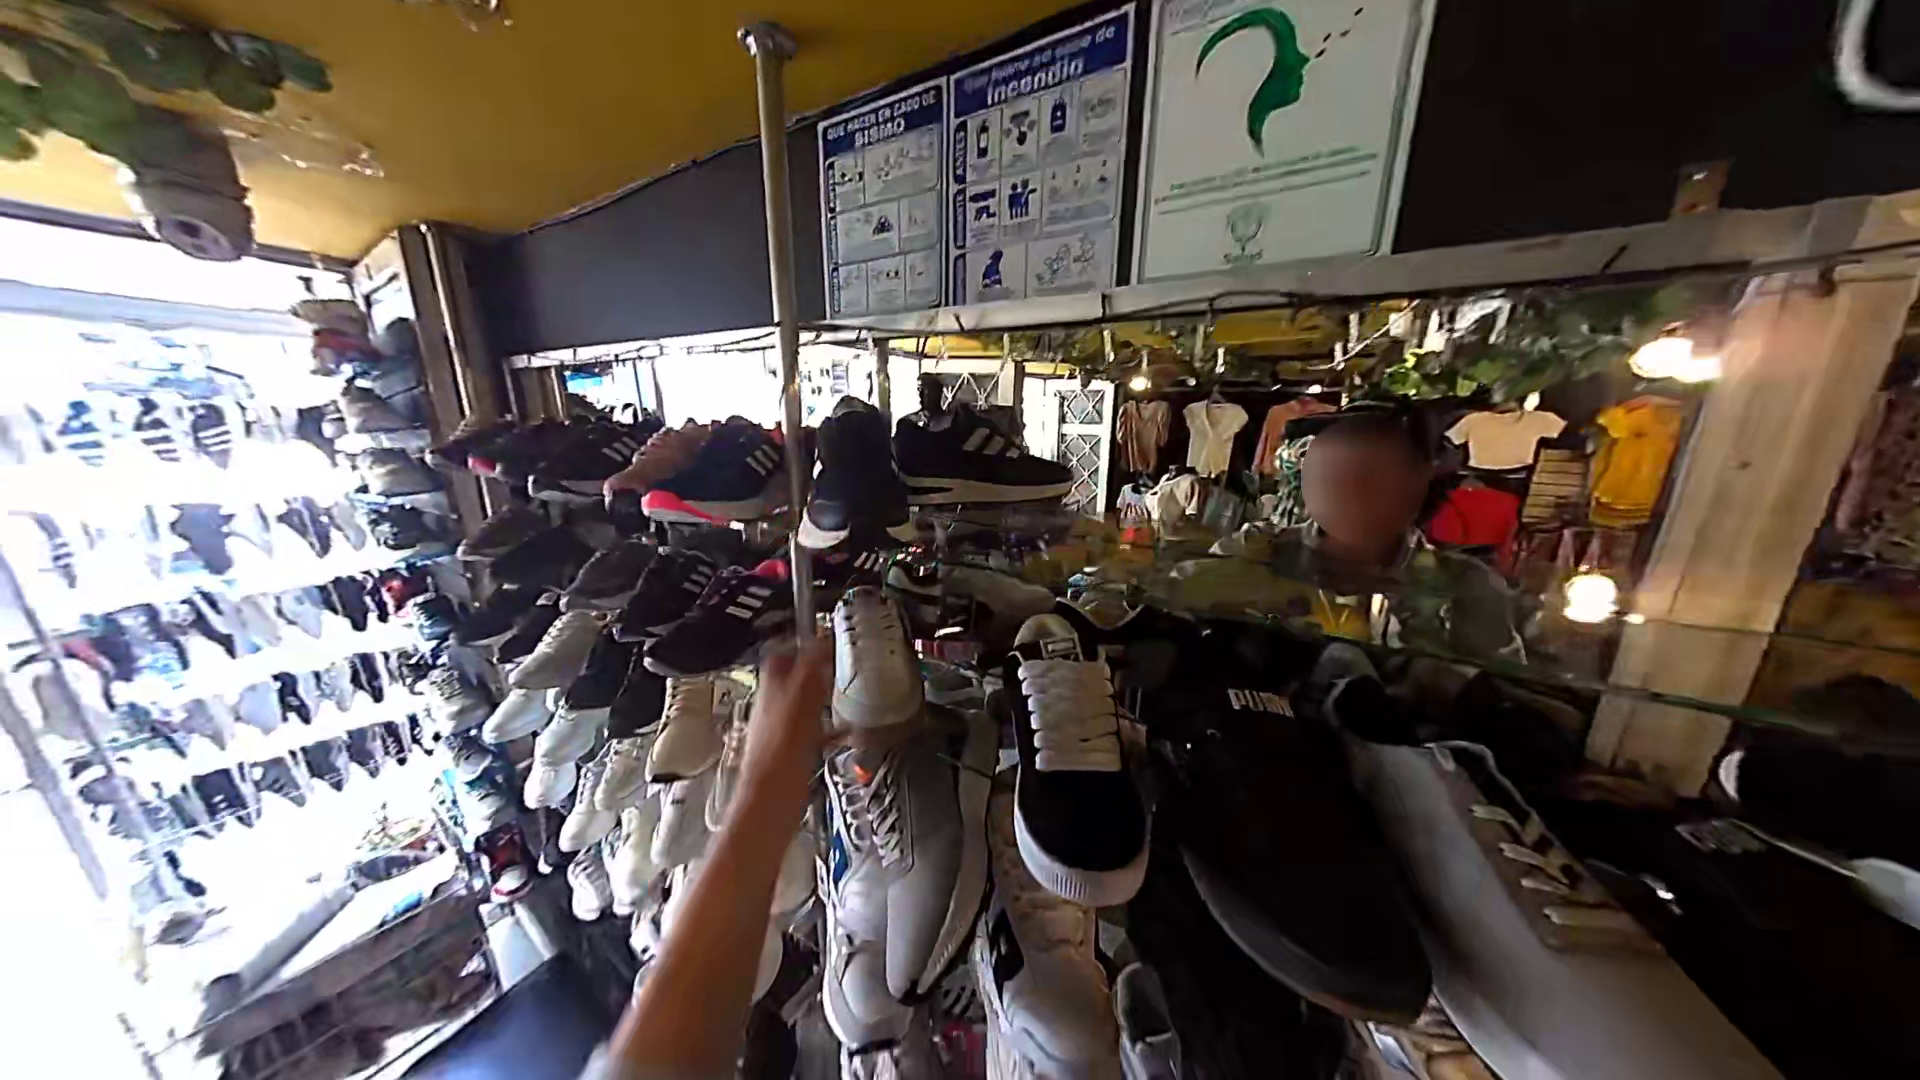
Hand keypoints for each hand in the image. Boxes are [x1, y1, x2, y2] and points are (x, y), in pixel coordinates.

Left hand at [741, 633, 831, 802]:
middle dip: (817, 667)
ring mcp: (783, 729)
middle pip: (795, 675)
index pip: (781, 652)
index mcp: (771, 687)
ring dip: (826, 695)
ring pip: (807, 701)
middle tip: (838, 661)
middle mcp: (774, 705)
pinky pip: (817, 731)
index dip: (800, 641)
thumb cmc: (779, 753)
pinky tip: (848, 731)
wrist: (772, 801)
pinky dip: (833, 727)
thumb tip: (821, 639)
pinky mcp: (795, 751)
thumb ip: (811, 667)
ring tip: (846, 691)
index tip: (820, 634)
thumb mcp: (801, 699)